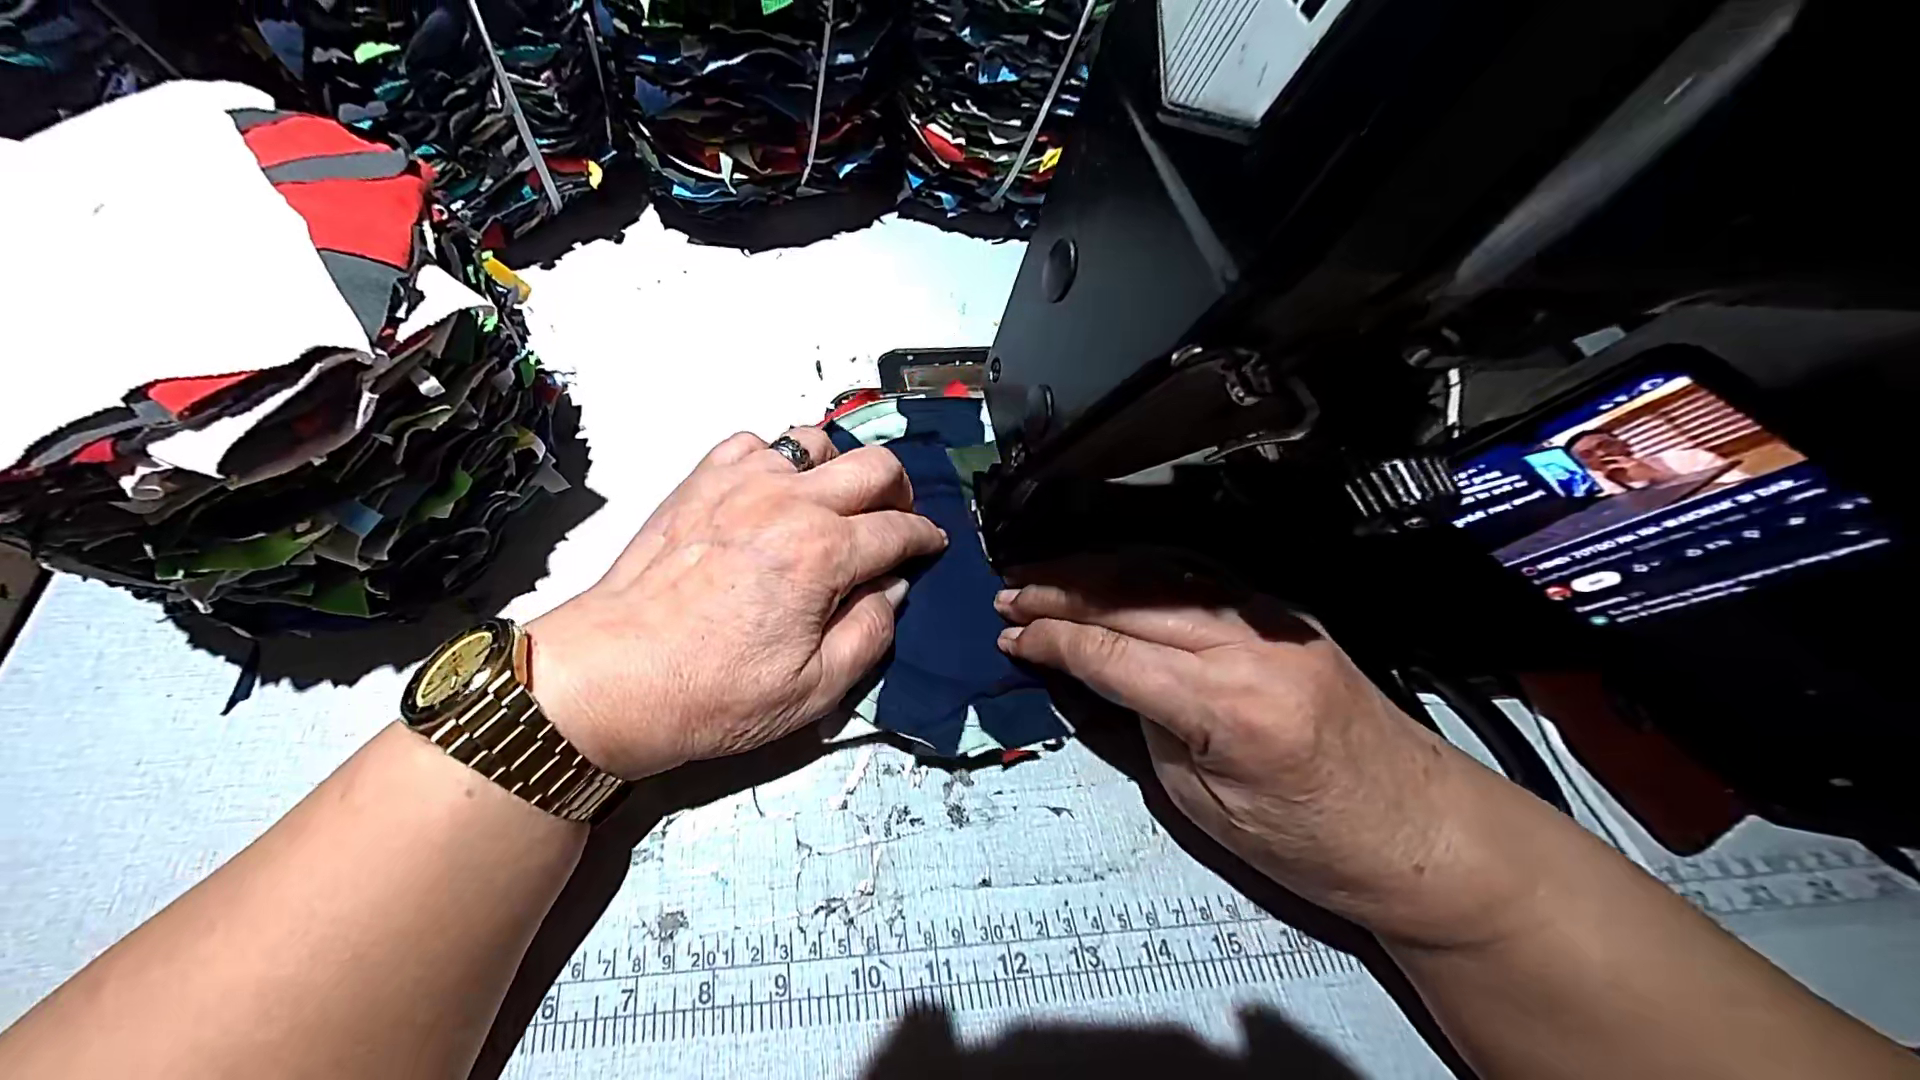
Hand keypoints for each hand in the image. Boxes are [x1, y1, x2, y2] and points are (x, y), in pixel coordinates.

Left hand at [525, 428, 946, 779]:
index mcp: (823, 553)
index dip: (925, 538)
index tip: (930, 544)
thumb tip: (892, 587)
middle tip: (897, 518)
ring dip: (840, 468)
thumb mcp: (815, 688)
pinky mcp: (700, 482)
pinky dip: (778, 460)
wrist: (609, 677)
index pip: (899, 530)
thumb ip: (871, 632)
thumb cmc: (711, 692)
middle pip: (875, 467)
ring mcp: (740, 483)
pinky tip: (775, 491)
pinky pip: (755, 443)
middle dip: (900, 491)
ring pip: (816, 442)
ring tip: (836, 502)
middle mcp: (788, 502)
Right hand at [994, 557, 1543, 948]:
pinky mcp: (1281, 615)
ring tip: (1040, 573)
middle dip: (1059, 593)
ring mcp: (1270, 620)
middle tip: (1008, 591)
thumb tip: (1102, 673)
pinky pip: (1194, 579)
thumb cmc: (1309, 843)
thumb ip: (1145, 723)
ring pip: (1159, 575)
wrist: (1423, 831)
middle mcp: (1247, 644)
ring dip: (1092, 571)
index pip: (1112, 652)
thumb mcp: (1202, 801)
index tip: (1009, 633)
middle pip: (1130, 600)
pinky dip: (1138, 572)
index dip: (1051, 640)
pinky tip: (1105, 571)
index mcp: (1227, 705)